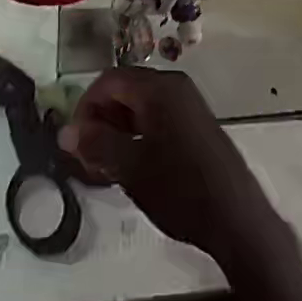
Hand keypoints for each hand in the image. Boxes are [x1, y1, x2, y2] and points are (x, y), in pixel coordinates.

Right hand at [57, 68, 283, 260]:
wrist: (237, 220)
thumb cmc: (180, 188)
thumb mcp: (130, 168)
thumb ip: (95, 144)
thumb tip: (64, 132)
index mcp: (159, 88)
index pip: (108, 80)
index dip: (86, 106)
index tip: (76, 140)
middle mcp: (175, 86)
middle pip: (124, 89)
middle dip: (102, 118)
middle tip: (90, 154)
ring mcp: (189, 105)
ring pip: (141, 106)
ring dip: (119, 129)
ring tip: (109, 165)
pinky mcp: (197, 125)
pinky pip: (158, 117)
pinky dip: (139, 134)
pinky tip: (135, 165)